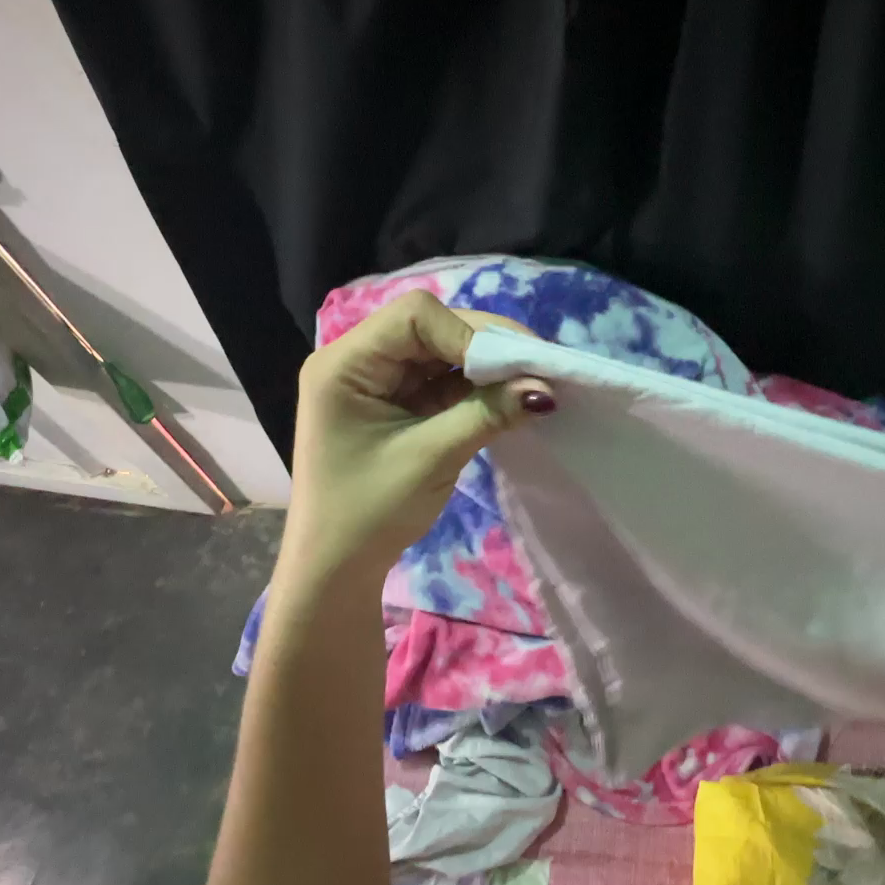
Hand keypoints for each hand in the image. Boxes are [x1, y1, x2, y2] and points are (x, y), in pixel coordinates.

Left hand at [270, 290, 551, 600]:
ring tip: (534, 381)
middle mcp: (362, 360)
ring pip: (445, 352)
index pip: (416, 317)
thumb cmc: (369, 512)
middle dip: (487, 346)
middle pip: (433, 327)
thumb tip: (546, 389)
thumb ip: (487, 414)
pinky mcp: (402, 404)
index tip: (517, 366)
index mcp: (347, 364)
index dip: (470, 332)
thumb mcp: (431, 458)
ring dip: (489, 366)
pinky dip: (480, 387)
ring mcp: (382, 382)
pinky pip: (446, 381)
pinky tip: (512, 396)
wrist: (338, 567)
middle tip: (540, 367)